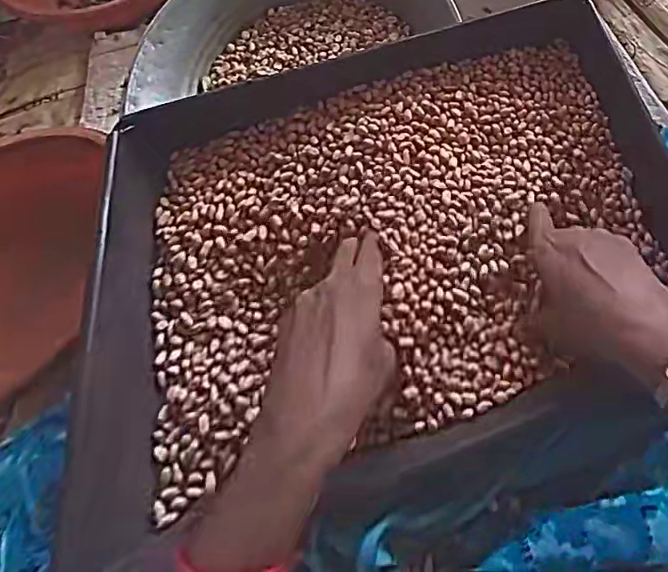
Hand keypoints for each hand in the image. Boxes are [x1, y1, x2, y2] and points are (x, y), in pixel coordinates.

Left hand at [246, 233, 396, 468]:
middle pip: (344, 253)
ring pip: (325, 282)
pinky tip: (324, 335)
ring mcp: (302, 304)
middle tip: (364, 254)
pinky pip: (308, 306)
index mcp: (360, 290)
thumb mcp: (384, 363)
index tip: (378, 238)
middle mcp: (329, 288)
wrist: (297, 428)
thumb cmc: (349, 395)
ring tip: (346, 308)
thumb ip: (381, 334)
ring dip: (335, 286)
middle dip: (354, 252)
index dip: (375, 243)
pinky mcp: (284, 324)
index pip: (369, 250)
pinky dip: (319, 311)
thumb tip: (373, 332)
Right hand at [529, 202, 667, 391]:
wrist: (649, 327)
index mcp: (549, 249)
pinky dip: (607, 266)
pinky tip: (613, 293)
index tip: (536, 218)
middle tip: (561, 286)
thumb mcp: (553, 330)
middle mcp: (575, 236)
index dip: (535, 221)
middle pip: (562, 238)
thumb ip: (538, 314)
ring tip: (591, 294)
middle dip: (560, 257)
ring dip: (585, 261)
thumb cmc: (593, 326)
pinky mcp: (630, 247)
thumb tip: (534, 313)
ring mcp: (605, 238)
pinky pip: (608, 253)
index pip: (536, 221)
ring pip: (586, 245)